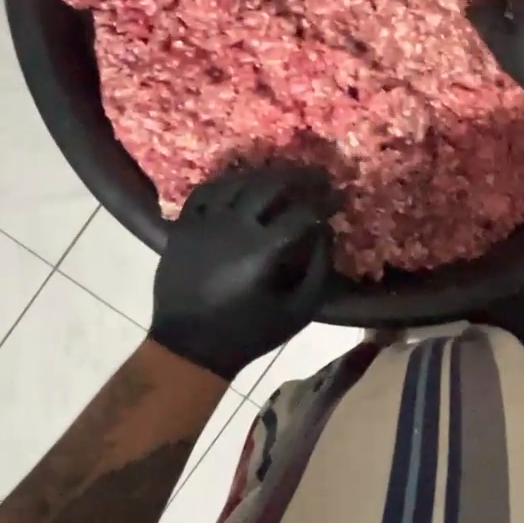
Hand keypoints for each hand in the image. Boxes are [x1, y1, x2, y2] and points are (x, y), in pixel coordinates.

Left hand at [148, 165, 338, 377]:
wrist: (190, 346)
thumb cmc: (250, 333)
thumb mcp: (299, 311)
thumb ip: (320, 269)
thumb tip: (327, 232)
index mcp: (263, 249)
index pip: (303, 211)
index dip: (326, 201)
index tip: (340, 197)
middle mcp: (233, 226)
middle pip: (270, 185)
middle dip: (299, 177)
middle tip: (318, 176)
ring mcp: (204, 222)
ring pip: (238, 181)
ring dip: (265, 175)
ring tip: (283, 177)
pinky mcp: (183, 226)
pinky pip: (207, 191)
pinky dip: (228, 182)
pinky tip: (242, 185)